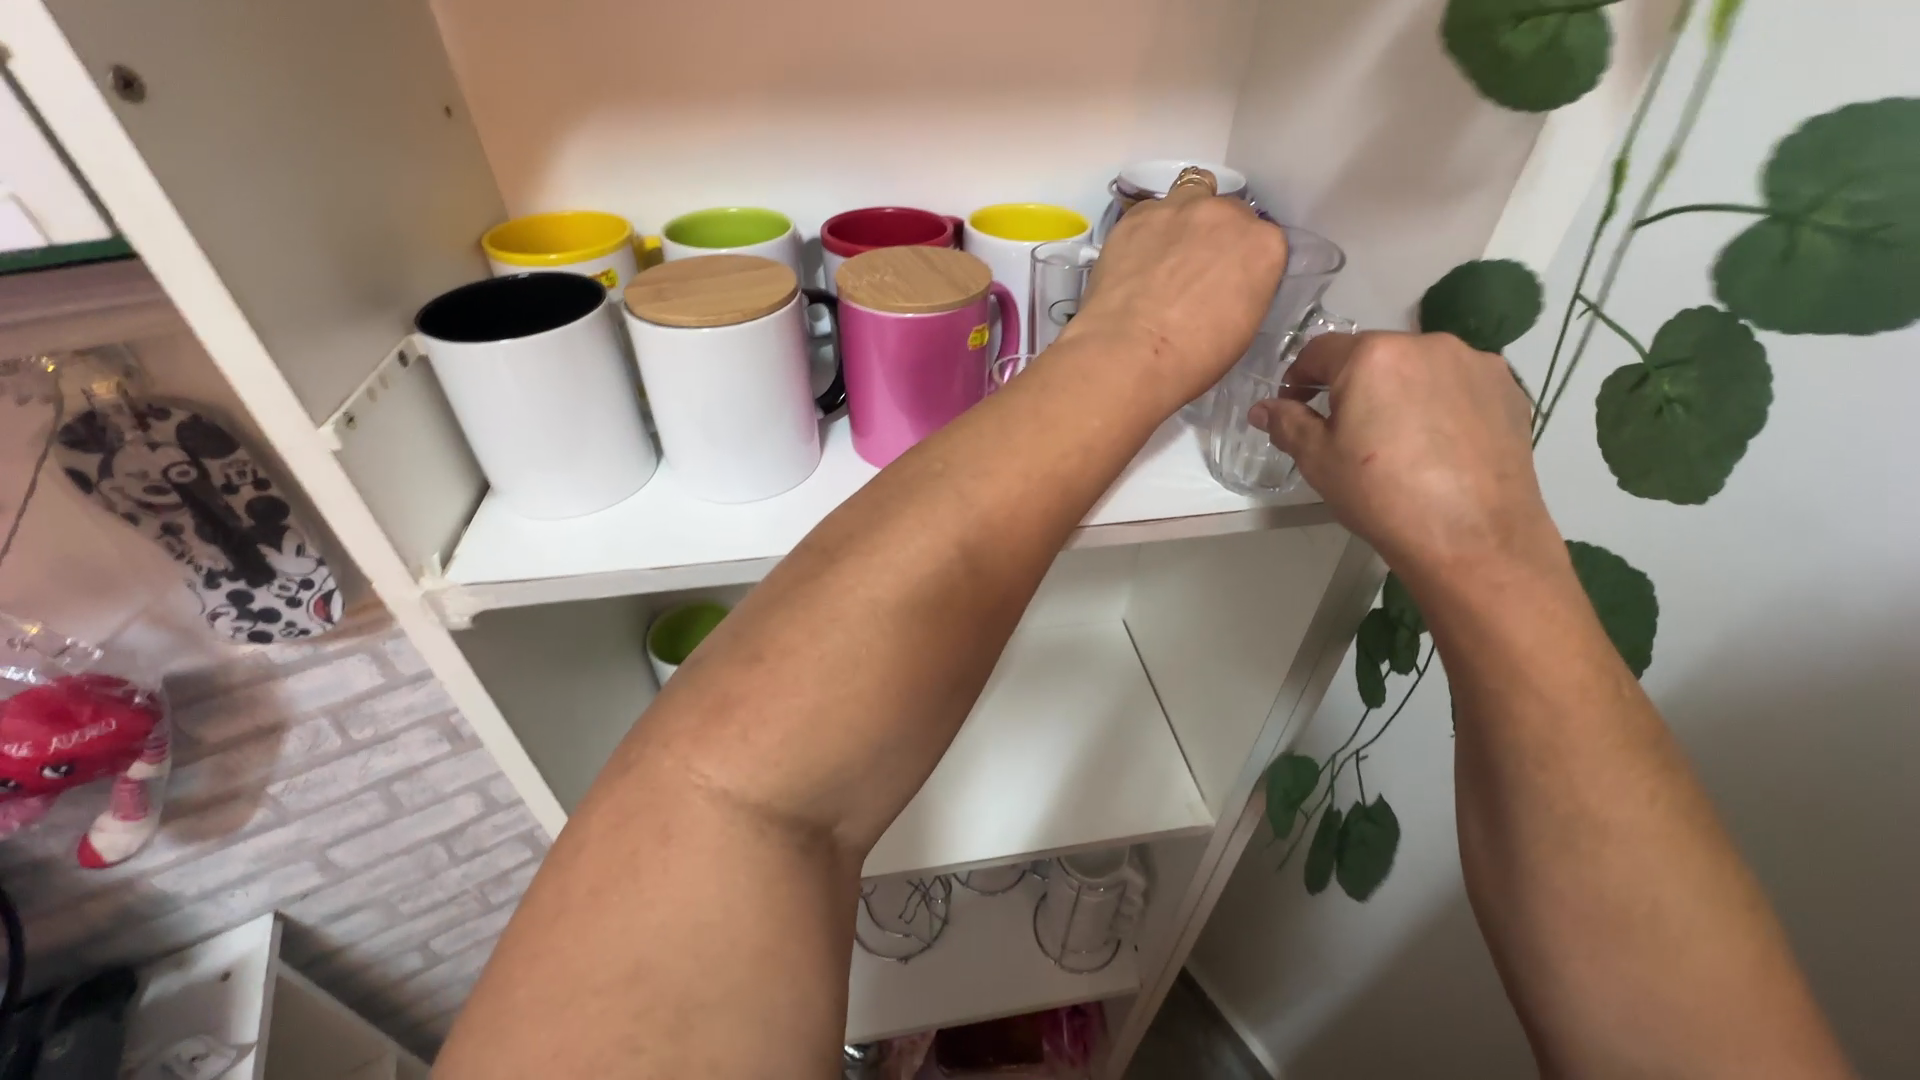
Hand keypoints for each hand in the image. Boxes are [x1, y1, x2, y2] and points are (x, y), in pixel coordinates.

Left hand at [1062, 185, 1287, 408]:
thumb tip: (1226, 285)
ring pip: (1190, 197)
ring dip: (1183, 218)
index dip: (1242, 260)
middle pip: (1227, 213)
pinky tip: (1133, 260)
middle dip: (1214, 236)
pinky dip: (1146, 231)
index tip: (1227, 281)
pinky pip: (1149, 213)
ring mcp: (1180, 209)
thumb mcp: (1242, 328)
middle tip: (1192, 270)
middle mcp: (1227, 214)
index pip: (1261, 240)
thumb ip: (1243, 289)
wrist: (1129, 354)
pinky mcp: (1136, 216)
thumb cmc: (1194, 358)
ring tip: (1164, 253)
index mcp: (1265, 246)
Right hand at [1249, 331, 1559, 586]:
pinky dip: (1438, 403)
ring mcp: (1474, 363)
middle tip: (1346, 431)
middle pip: (1373, 356)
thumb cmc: (1381, 494)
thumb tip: (1263, 409)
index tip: (1296, 407)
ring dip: (1397, 391)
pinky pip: (1456, 384)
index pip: (1320, 350)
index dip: (1299, 378)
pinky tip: (1436, 445)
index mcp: (1373, 356)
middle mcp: (1426, 344)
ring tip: (1396, 440)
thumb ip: (1288, 424)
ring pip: (1417, 368)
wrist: (1471, 535)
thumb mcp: (1318, 460)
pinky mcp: (1508, 388)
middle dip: (1352, 385)